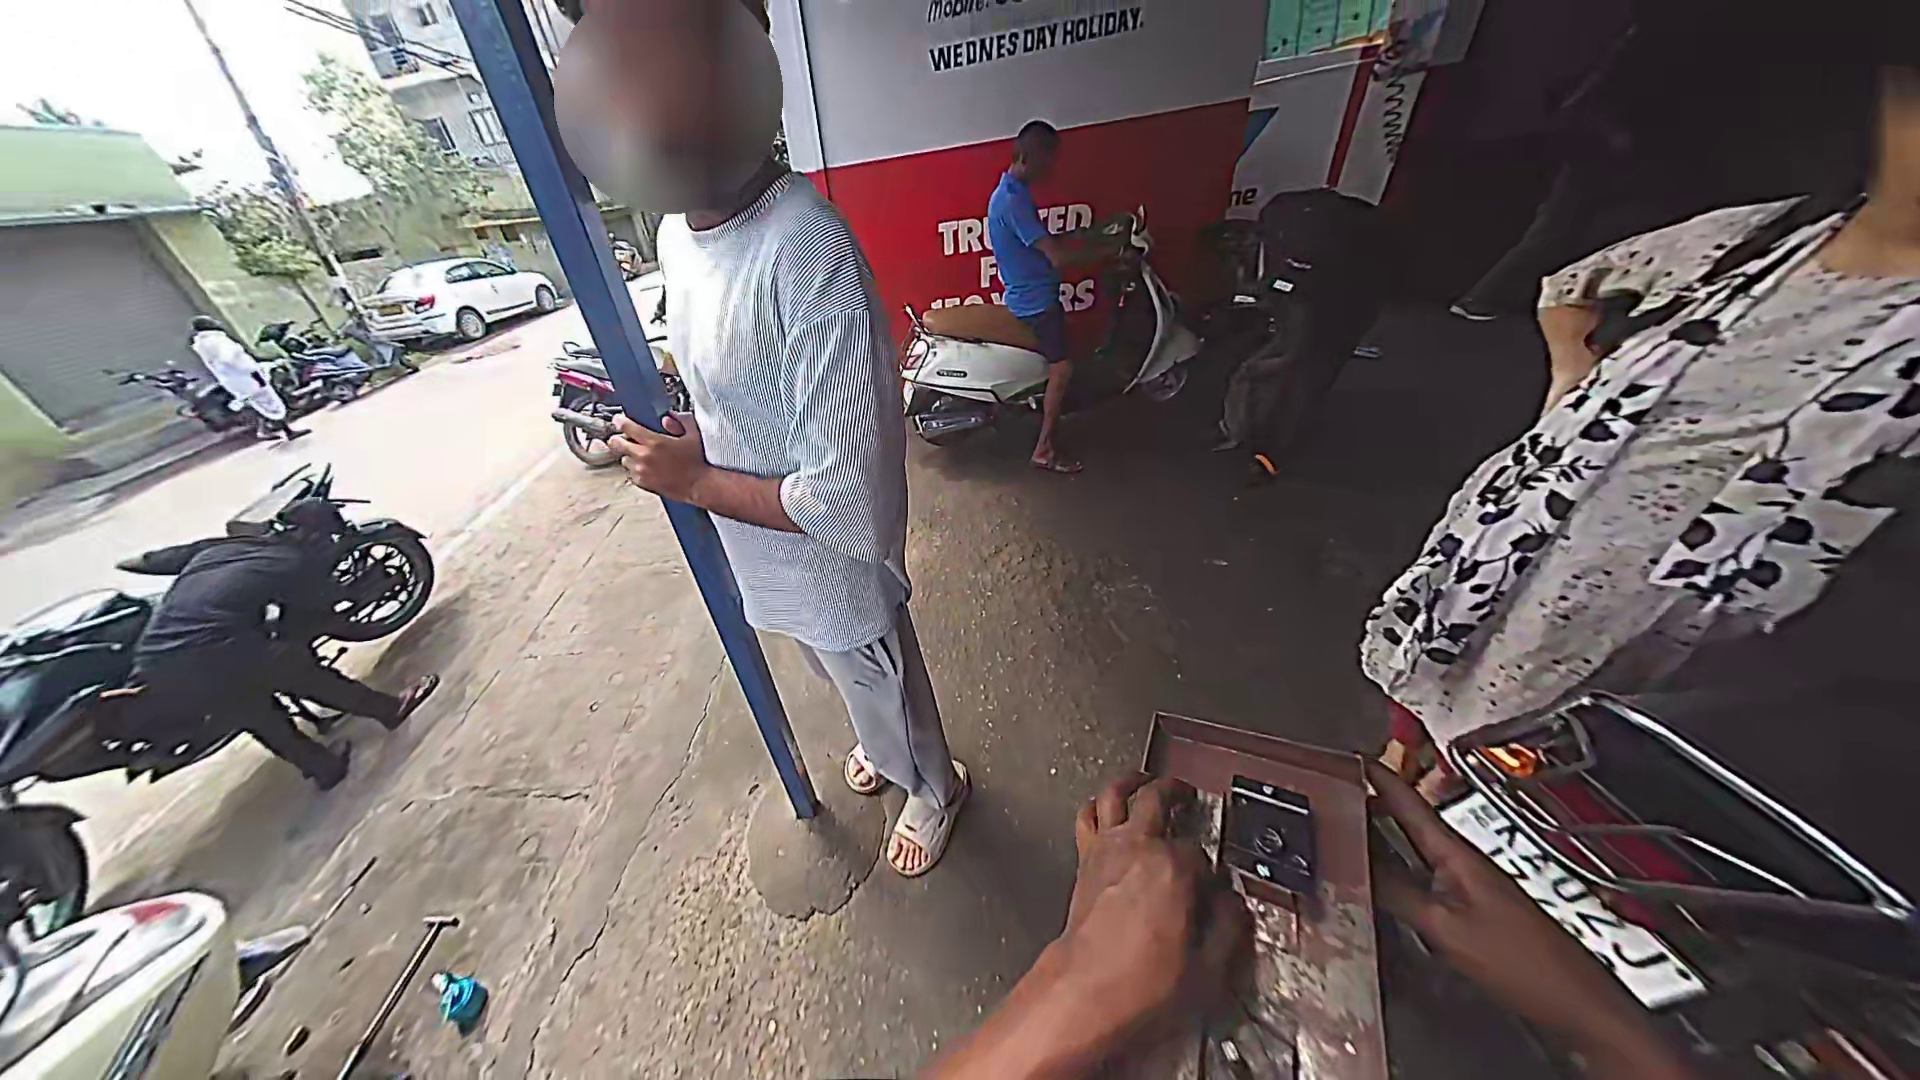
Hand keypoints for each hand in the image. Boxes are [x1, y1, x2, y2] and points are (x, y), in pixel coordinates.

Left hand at [610, 411, 709, 502]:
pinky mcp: (644, 483)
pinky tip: (647, 468)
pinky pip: (631, 473)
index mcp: (655, 442)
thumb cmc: (698, 462)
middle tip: (625, 438)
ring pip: (624, 459)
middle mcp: (644, 456)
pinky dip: (636, 470)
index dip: (620, 421)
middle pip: (616, 444)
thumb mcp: (694, 436)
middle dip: (618, 439)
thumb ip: (682, 421)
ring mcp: (642, 470)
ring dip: (629, 455)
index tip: (620, 420)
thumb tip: (667, 418)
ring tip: (641, 456)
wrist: (700, 485)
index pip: (626, 426)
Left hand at [1053, 777, 1248, 1045]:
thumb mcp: (1207, 968)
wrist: (1086, 989)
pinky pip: (1087, 815)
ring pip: (1115, 793)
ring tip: (1143, 778)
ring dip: (1131, 781)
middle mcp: (1137, 846)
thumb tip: (1234, 907)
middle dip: (1175, 789)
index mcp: (1173, 868)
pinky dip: (1096, 804)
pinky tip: (1102, 806)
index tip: (1212, 879)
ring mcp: (1106, 846)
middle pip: (1157, 797)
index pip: (1199, 850)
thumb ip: (1227, 928)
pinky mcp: (1085, 857)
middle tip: (1185, 790)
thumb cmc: (1139, 982)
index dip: (1209, 864)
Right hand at [1366, 761, 1696, 1076]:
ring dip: (1382, 833)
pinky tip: (1384, 876)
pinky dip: (1397, 864)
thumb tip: (1353, 868)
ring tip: (1350, 827)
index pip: (1407, 801)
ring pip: (1415, 846)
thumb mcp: (1445, 928)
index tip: (1351, 755)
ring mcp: (1471, 883)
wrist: (1584, 1010)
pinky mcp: (1475, 905)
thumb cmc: (1526, 967)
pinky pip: (1424, 871)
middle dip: (1371, 801)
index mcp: (1455, 853)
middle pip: (1408, 819)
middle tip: (1337, 792)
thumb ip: (1396, 893)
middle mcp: (1463, 860)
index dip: (1377, 775)